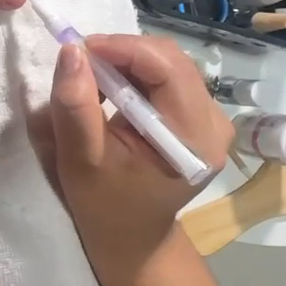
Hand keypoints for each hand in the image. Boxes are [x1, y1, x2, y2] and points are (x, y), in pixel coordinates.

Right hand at [40, 35, 233, 285]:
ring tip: (92, 79)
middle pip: (171, 61)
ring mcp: (210, 118)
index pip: (166, 69)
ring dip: (126, 61)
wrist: (130, 236)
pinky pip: (168, 76)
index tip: (79, 49)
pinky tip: (110, 90)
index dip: (122, 49)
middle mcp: (213, 123)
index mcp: (192, 139)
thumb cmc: (104, 204)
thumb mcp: (80, 159)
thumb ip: (75, 106)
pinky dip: (134, 73)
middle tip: (81, 63)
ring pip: (169, 63)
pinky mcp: (198, 116)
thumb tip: (72, 52)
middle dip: (122, 52)